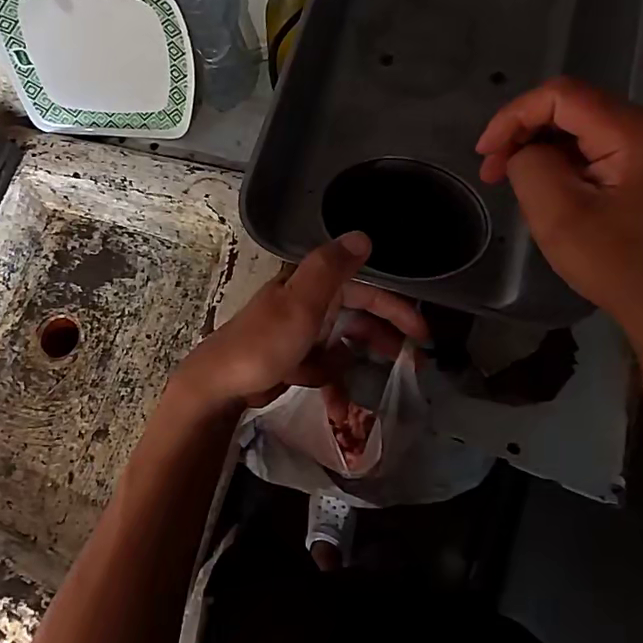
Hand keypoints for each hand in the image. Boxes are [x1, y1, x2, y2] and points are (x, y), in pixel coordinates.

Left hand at [171, 232, 428, 409]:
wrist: (219, 385)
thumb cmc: (263, 344)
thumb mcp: (300, 304)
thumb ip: (331, 270)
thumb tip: (363, 235)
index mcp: (309, 288)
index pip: (364, 291)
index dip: (396, 308)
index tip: (423, 335)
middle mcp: (305, 306)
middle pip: (356, 317)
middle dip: (384, 337)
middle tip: (414, 363)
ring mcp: (297, 336)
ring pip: (341, 345)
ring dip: (361, 362)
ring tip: (381, 384)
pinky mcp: (289, 362)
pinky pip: (321, 370)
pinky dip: (333, 384)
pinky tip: (341, 406)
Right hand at [475, 77, 642, 341]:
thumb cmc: (616, 262)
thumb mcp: (558, 214)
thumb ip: (530, 165)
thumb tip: (524, 152)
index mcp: (636, 131)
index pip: (560, 95)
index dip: (512, 116)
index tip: (483, 153)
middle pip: (571, 106)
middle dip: (522, 132)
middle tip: (491, 172)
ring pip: (579, 126)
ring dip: (538, 147)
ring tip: (510, 181)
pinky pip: (594, 147)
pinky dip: (560, 160)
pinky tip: (542, 187)